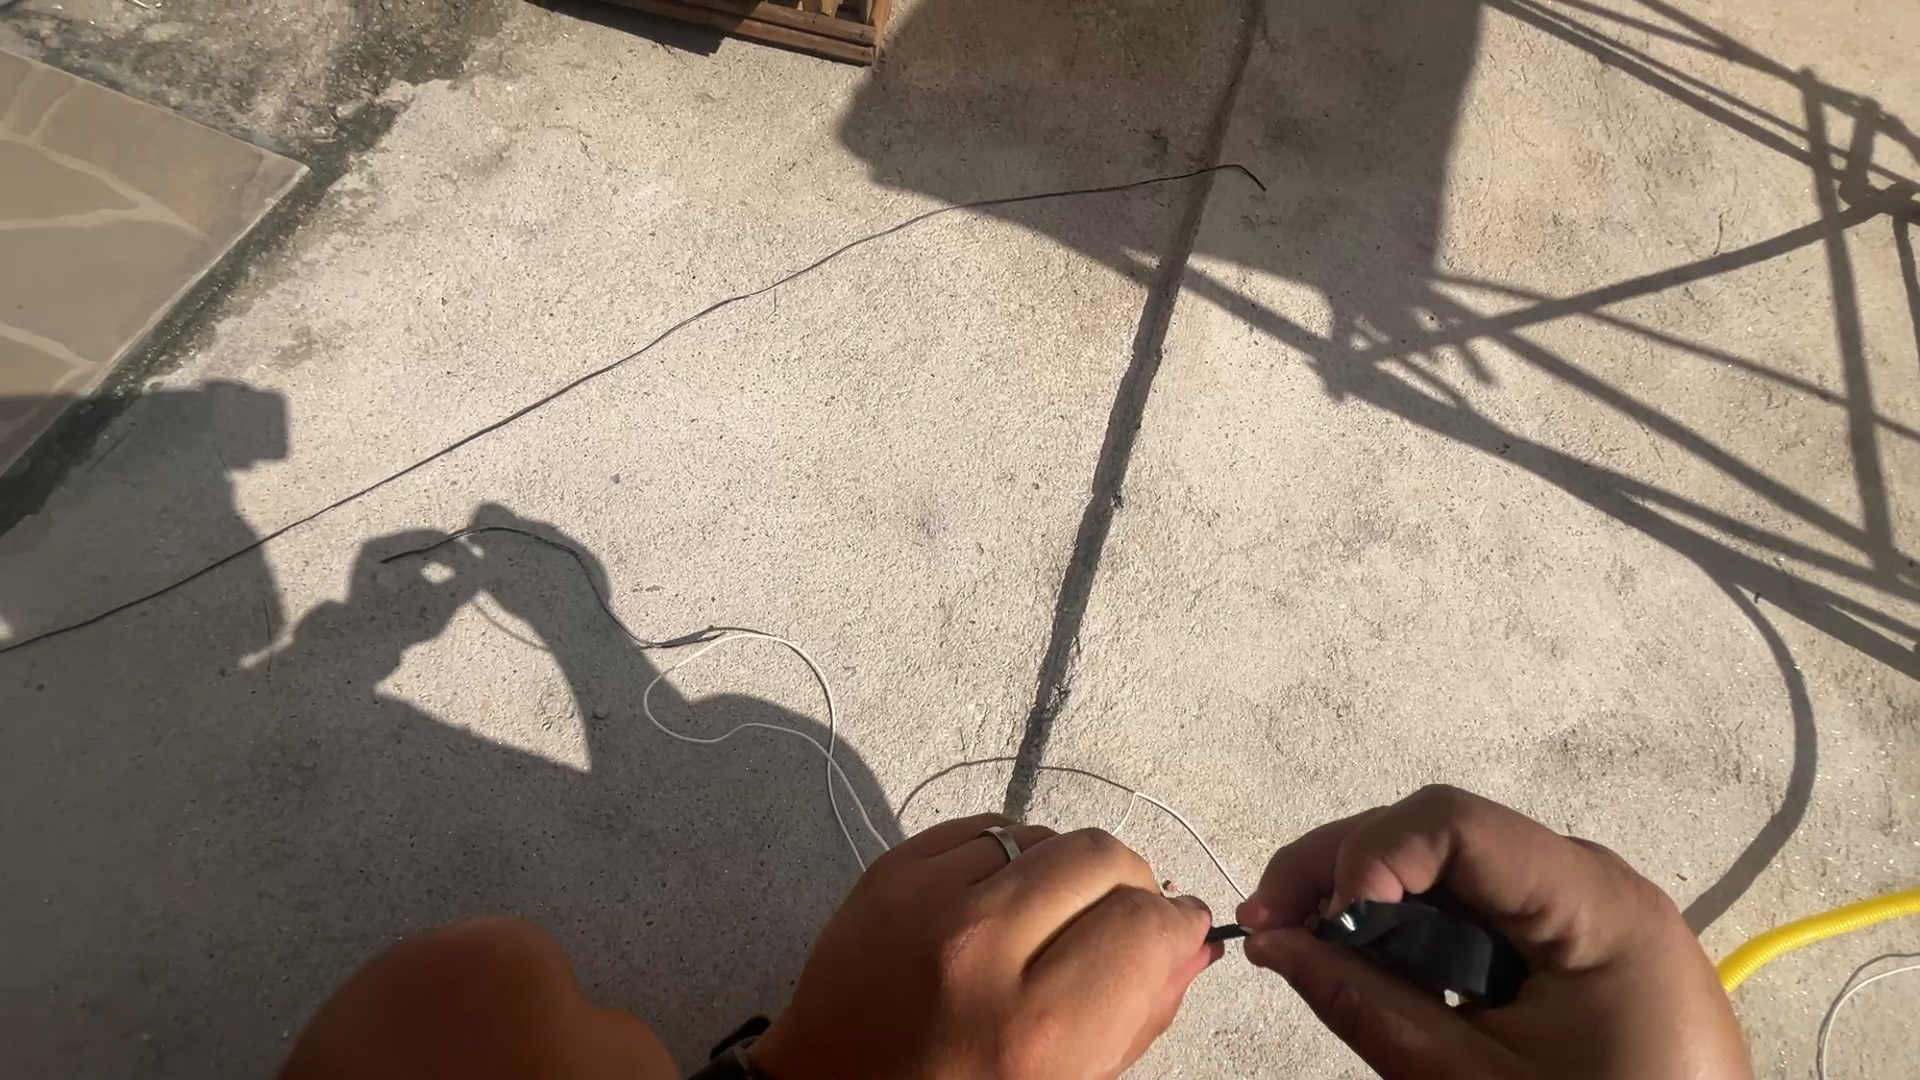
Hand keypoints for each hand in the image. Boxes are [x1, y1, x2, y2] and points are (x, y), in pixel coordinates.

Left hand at [751, 814, 1221, 1079]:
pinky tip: (998, 895)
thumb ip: (1139, 1012)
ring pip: (1044, 832)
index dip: (1173, 922)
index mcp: (1031, 1030)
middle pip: (1099, 853)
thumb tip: (1190, 935)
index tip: (1174, 926)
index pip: (1143, 924)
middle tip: (1117, 915)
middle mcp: (979, 946)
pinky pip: (988, 824)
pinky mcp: (893, 863)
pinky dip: (1010, 853)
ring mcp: (926, 894)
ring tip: (1045, 915)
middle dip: (1128, 882)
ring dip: (1064, 869)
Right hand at [1236, 785, 1751, 1079]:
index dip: (1370, 854)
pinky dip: (1391, 914)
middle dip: (1336, 869)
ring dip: (1352, 890)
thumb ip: (1365, 1005)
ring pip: (1426, 856)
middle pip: (1428, 831)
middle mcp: (1582, 875)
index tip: (1315, 921)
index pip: (1454, 824)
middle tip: (1266, 920)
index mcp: (1596, 905)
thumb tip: (1266, 943)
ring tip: (1297, 937)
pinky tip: (1353, 946)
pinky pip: (1451, 893)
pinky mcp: (1548, 923)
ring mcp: (1565, 896)